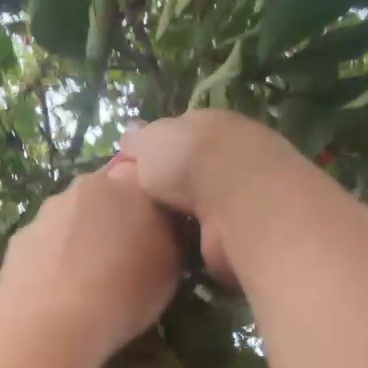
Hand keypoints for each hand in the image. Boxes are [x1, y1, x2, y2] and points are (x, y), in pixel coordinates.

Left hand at [0, 164, 178, 364]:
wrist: (50, 322)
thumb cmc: (124, 292)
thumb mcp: (169, 267)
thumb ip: (165, 236)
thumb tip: (158, 231)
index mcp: (126, 184)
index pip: (141, 180)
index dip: (146, 207)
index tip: (150, 235)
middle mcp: (82, 189)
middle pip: (101, 198)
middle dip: (108, 221)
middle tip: (118, 260)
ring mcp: (44, 213)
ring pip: (67, 222)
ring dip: (76, 241)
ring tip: (83, 282)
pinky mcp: (16, 241)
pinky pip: (42, 246)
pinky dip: (49, 262)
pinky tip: (55, 292)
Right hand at [111, 110, 314, 283]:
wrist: (238, 202)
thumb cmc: (189, 161)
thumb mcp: (149, 140)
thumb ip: (136, 141)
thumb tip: (131, 137)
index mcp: (206, 124)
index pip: (172, 135)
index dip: (147, 155)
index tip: (123, 177)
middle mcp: (226, 152)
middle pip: (184, 170)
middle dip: (161, 187)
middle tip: (132, 207)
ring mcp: (239, 189)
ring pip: (195, 202)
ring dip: (176, 214)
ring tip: (146, 229)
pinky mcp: (244, 223)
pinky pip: (206, 229)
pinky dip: (191, 236)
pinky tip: (170, 244)